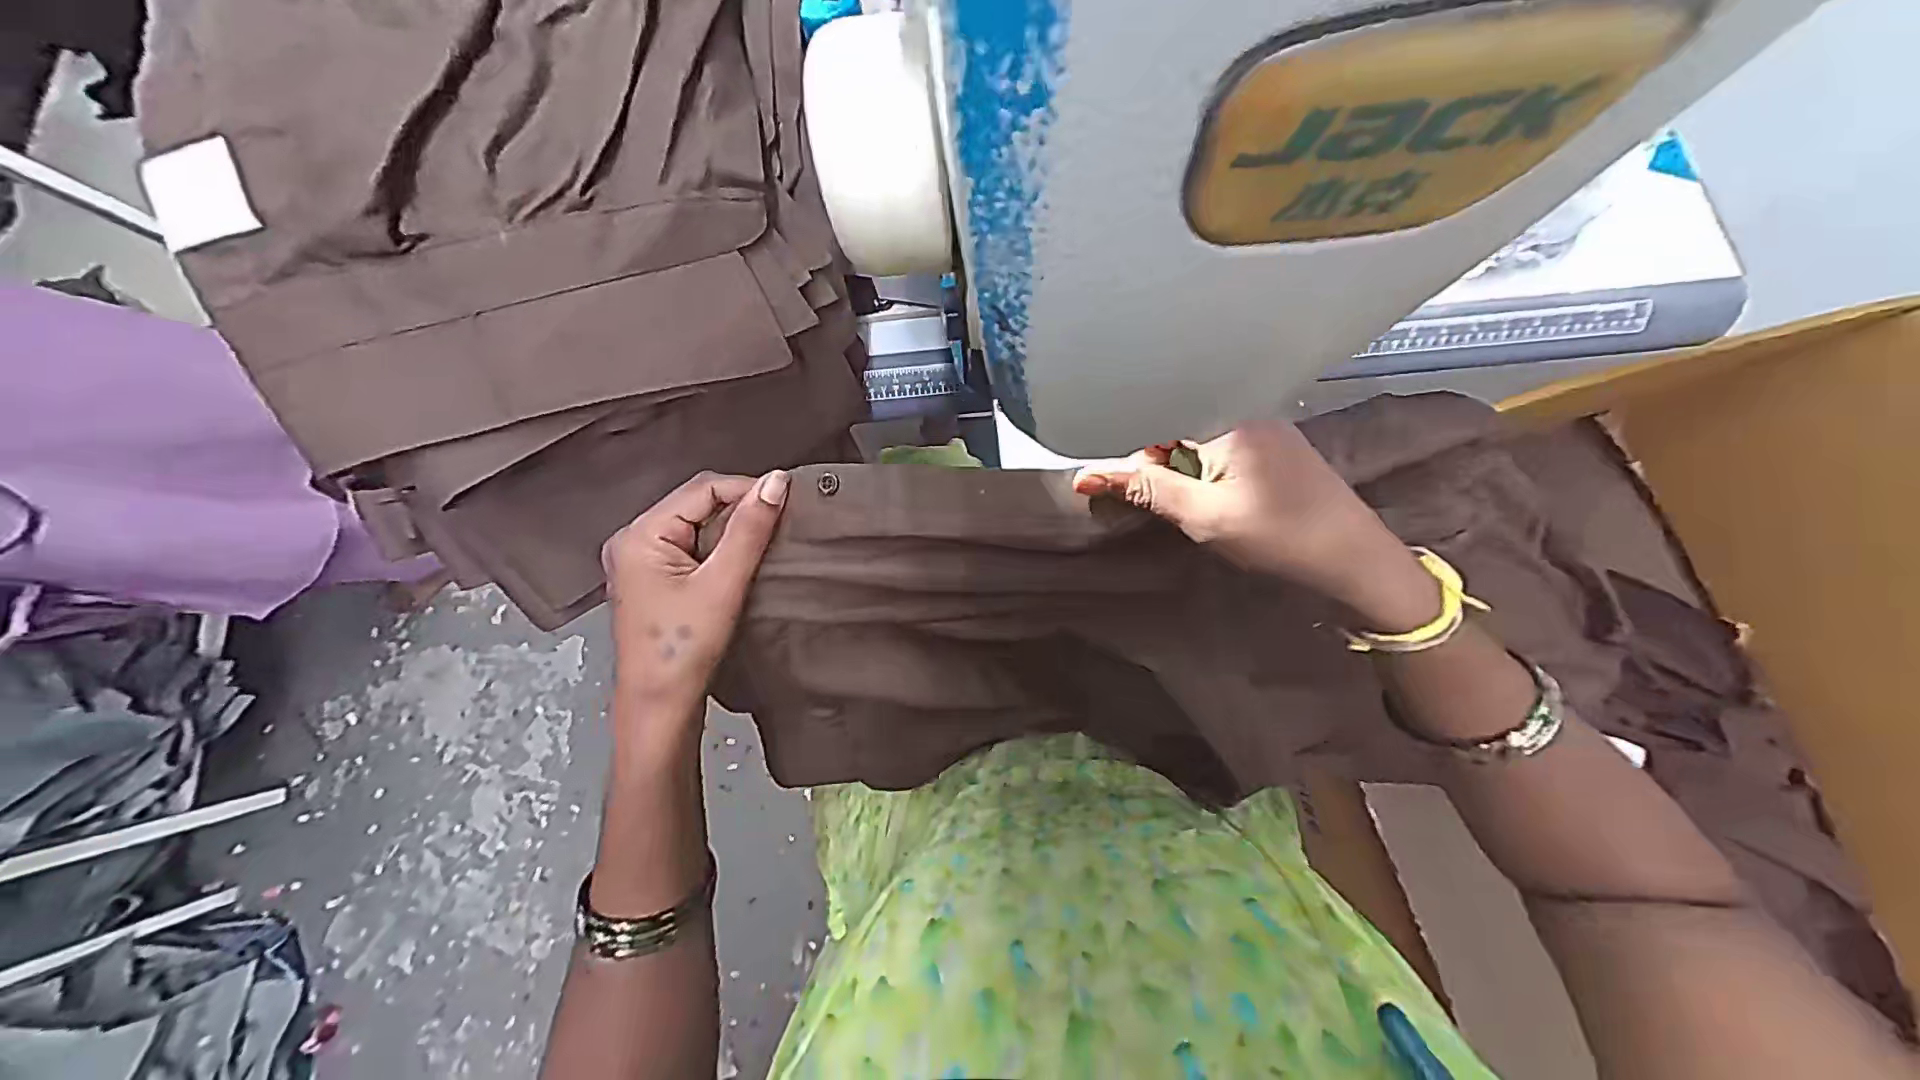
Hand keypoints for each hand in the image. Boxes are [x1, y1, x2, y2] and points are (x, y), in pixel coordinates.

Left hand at [601, 470, 789, 728]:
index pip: (702, 488)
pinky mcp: (655, 578)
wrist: (660, 705)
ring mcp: (642, 560)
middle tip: (779, 522)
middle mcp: (633, 541)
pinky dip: (722, 547)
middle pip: (697, 502)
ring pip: (698, 524)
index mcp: (639, 535)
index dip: (746, 489)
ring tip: (766, 540)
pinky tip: (743, 560)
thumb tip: (775, 482)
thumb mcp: (723, 583)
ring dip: (733, 528)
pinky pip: (693, 545)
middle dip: (740, 508)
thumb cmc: (682, 651)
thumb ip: (749, 529)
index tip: (785, 500)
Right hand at [1072, 424, 1439, 630]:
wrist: (1355, 559)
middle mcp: (1248, 410)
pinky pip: (1221, 447)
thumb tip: (1086, 477)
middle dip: (1157, 459)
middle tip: (1165, 500)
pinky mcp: (1275, 447)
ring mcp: (1265, 427)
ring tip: (1194, 504)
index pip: (1156, 412)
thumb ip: (1145, 490)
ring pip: (1197, 437)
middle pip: (1176, 422)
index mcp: (1229, 415)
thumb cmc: (1279, 536)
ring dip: (1182, 469)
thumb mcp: (1202, 516)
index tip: (1121, 478)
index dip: (1132, 446)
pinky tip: (1214, 499)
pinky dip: (1205, 471)